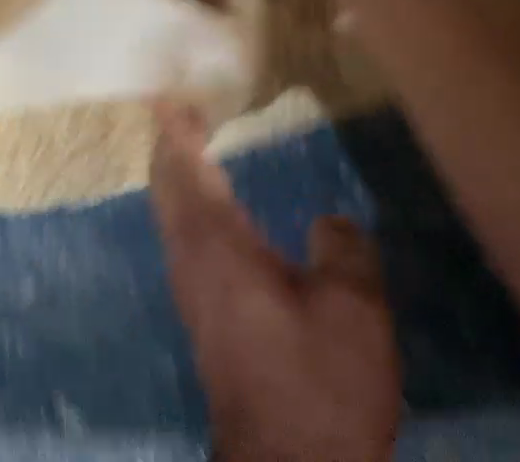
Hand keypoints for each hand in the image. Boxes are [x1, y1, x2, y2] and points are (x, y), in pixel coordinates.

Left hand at [151, 100, 401, 461]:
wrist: (285, 458)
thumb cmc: (318, 382)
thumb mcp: (354, 313)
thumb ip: (344, 253)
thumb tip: (331, 220)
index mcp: (216, 243)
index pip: (184, 167)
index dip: (174, 128)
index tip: (167, 94)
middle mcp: (188, 255)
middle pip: (165, 183)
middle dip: (169, 142)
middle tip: (184, 110)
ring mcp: (187, 282)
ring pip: (169, 209)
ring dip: (176, 172)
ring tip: (195, 146)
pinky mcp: (198, 306)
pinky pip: (181, 233)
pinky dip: (187, 202)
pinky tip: (212, 209)